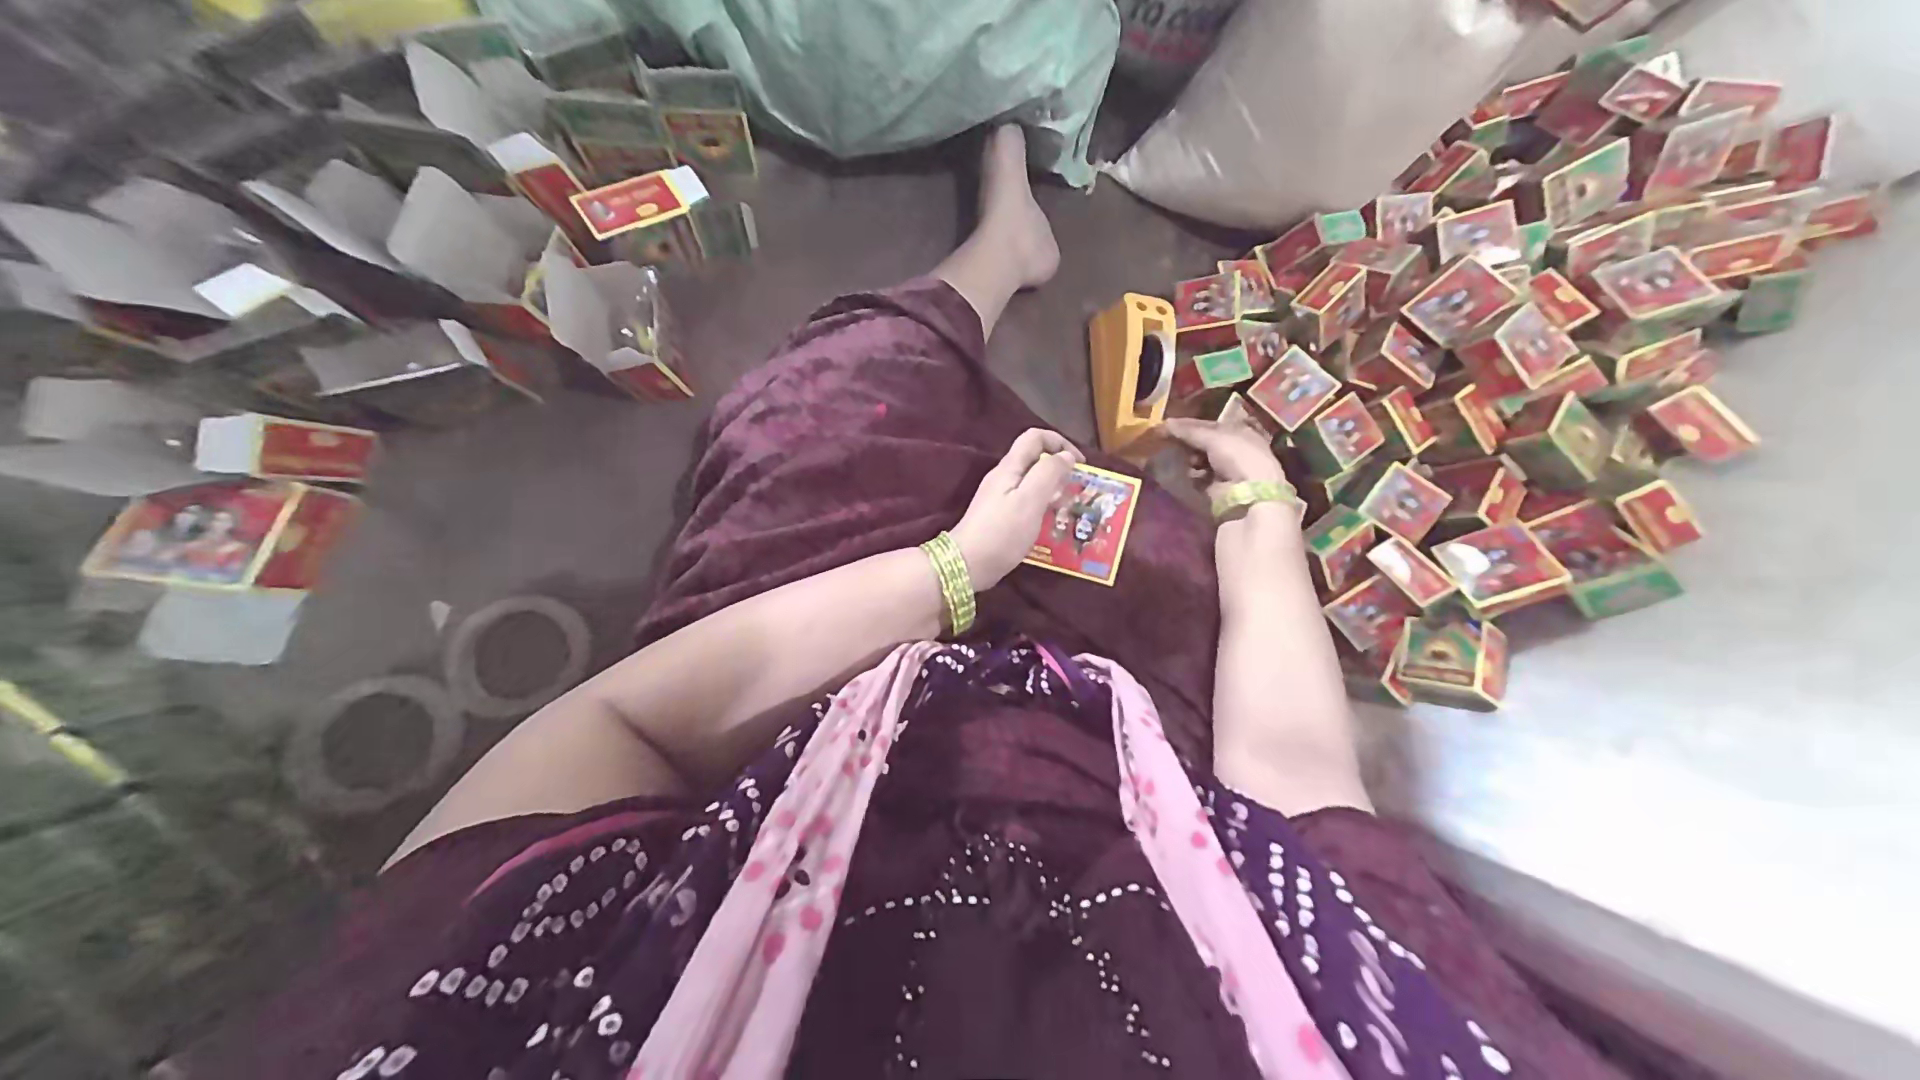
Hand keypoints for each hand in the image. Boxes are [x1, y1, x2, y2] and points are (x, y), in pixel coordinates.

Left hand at [950, 428, 1083, 589]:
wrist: (967, 564)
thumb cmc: (1002, 532)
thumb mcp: (1030, 500)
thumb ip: (1049, 473)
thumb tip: (1066, 456)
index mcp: (1009, 468)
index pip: (1035, 438)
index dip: (1060, 442)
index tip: (1080, 464)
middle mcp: (1003, 477)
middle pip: (1034, 459)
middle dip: (1058, 467)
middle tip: (1076, 489)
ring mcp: (999, 497)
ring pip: (1030, 481)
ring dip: (1052, 488)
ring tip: (1067, 507)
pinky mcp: (999, 516)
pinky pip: (1025, 500)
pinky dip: (1041, 504)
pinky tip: (1049, 522)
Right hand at [1157, 418, 1287, 503]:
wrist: (1248, 493)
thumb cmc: (1237, 457)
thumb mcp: (1214, 437)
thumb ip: (1189, 431)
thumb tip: (1165, 423)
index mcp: (1239, 432)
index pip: (1210, 424)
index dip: (1189, 424)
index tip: (1168, 425)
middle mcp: (1233, 449)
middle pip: (1203, 442)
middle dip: (1186, 441)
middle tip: (1165, 439)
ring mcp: (1225, 469)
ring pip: (1199, 459)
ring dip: (1187, 457)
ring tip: (1175, 455)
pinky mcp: (1215, 486)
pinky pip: (1197, 476)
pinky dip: (1189, 473)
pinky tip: (1181, 470)